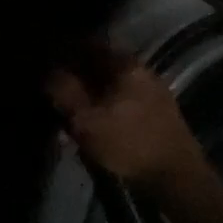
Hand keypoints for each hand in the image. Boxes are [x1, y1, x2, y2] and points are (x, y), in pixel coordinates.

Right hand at [47, 49, 207, 187]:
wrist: (176, 178)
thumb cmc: (127, 143)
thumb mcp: (84, 118)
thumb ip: (63, 91)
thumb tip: (49, 73)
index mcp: (125, 65)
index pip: (89, 44)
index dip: (64, 52)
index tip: (46, 65)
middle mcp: (142, 71)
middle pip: (101, 64)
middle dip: (77, 76)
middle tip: (56, 92)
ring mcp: (153, 92)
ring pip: (112, 84)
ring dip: (90, 95)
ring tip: (71, 113)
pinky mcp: (158, 113)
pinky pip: (122, 100)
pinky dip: (104, 107)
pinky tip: (94, 124)